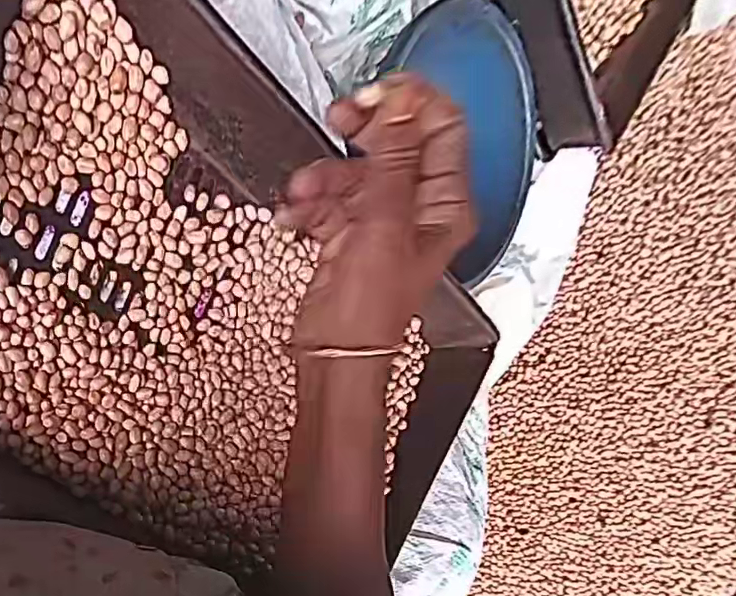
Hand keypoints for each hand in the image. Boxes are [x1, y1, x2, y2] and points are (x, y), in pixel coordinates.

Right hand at [279, 74, 473, 351]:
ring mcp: (378, 227)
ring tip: (300, 194)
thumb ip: (391, 162)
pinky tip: (293, 216)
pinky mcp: (346, 242)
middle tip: (339, 118)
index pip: (440, 131)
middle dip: (362, 134)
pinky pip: (327, 206)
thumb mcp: (383, 227)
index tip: (377, 96)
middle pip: (393, 147)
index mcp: (442, 207)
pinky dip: (307, 207)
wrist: (334, 358)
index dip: (411, 105)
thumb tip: (397, 108)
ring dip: (321, 180)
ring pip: (353, 176)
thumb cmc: (367, 315)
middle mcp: (414, 213)